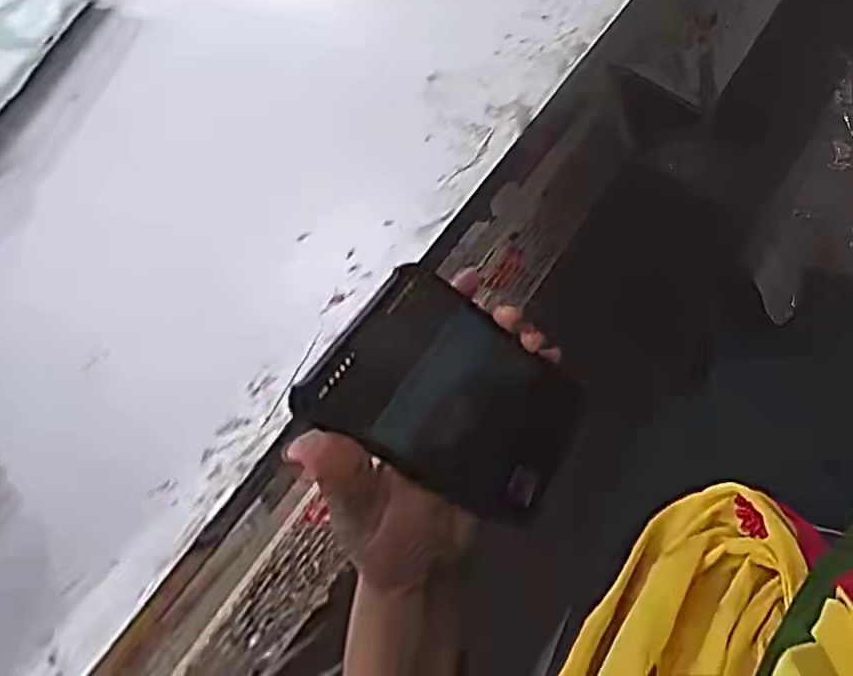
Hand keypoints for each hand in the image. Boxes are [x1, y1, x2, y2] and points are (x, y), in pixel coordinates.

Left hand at [284, 268, 559, 595]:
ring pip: (496, 360)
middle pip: (465, 344)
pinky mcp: (496, 427)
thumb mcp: (356, 508)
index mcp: (396, 408)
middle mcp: (433, 401)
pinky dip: (536, 369)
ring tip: (529, 339)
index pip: (416, 346)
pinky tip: (546, 361)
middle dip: (489, 319)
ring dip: (516, 340)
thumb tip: (306, 445)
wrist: (428, 567)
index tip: (461, 285)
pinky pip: (520, 390)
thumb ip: (340, 476)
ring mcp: (467, 412)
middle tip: (505, 316)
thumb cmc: (384, 539)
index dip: (439, 310)